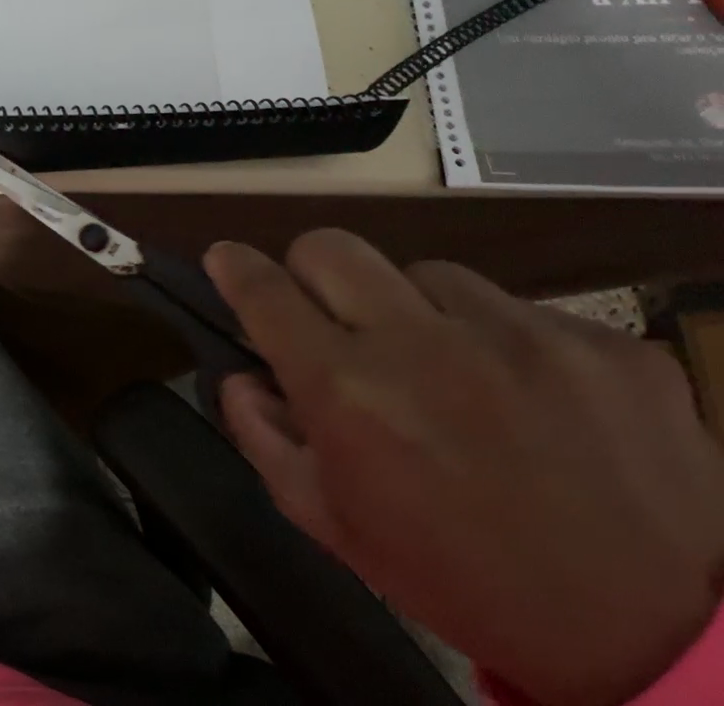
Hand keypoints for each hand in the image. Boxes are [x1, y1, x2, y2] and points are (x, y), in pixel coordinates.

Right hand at [206, 230, 723, 705]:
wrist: (652, 631)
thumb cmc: (454, 575)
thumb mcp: (324, 519)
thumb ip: (260, 433)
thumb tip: (245, 374)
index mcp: (345, 391)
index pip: (265, 289)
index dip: (233, 266)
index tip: (226, 259)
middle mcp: (424, 344)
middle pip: (333, 247)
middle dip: (310, 271)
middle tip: (327, 314)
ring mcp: (523, 336)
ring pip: (428, 274)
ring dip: (412, 308)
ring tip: (442, 365)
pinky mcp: (606, 344)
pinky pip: (519, 309)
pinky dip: (498, 339)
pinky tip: (522, 396)